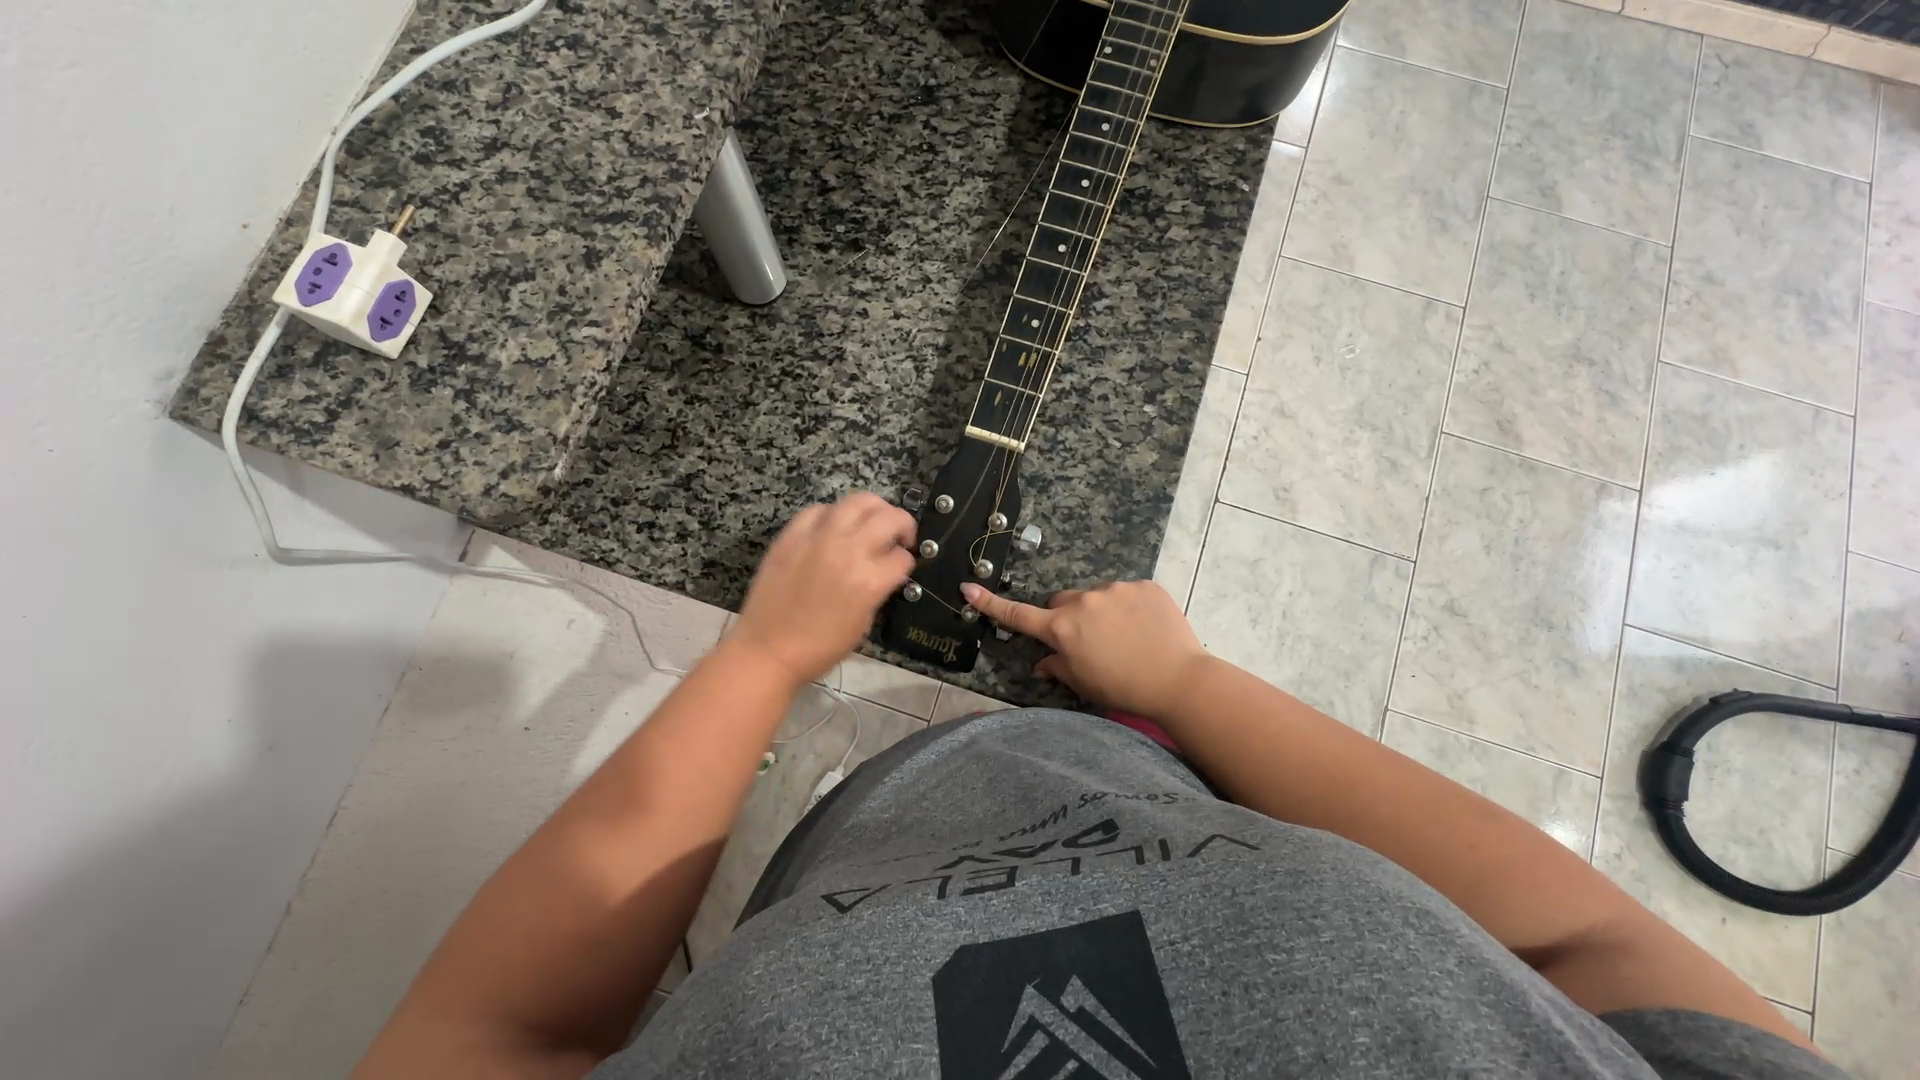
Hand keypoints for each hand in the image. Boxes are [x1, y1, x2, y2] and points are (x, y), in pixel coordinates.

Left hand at [733, 493, 916, 687]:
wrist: (769, 650)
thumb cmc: (821, 647)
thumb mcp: (864, 623)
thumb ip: (878, 589)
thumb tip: (885, 571)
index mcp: (870, 581)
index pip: (902, 557)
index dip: (907, 561)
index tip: (901, 566)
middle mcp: (848, 551)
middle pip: (890, 518)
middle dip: (903, 525)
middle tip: (898, 536)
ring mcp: (818, 539)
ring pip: (857, 501)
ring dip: (874, 509)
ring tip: (871, 522)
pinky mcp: (792, 536)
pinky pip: (818, 510)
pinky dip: (833, 514)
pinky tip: (833, 527)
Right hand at [960, 580, 1212, 718]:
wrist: (1179, 680)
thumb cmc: (1124, 689)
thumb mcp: (1084, 684)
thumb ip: (1058, 667)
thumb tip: (1042, 663)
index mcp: (1062, 628)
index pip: (1019, 615)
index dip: (991, 603)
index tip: (968, 587)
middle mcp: (1083, 602)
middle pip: (1061, 602)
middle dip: (1067, 617)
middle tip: (1087, 642)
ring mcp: (1115, 590)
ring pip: (1097, 597)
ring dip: (1101, 611)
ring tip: (1126, 638)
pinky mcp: (1144, 586)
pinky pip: (1127, 593)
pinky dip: (1131, 607)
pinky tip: (1146, 629)